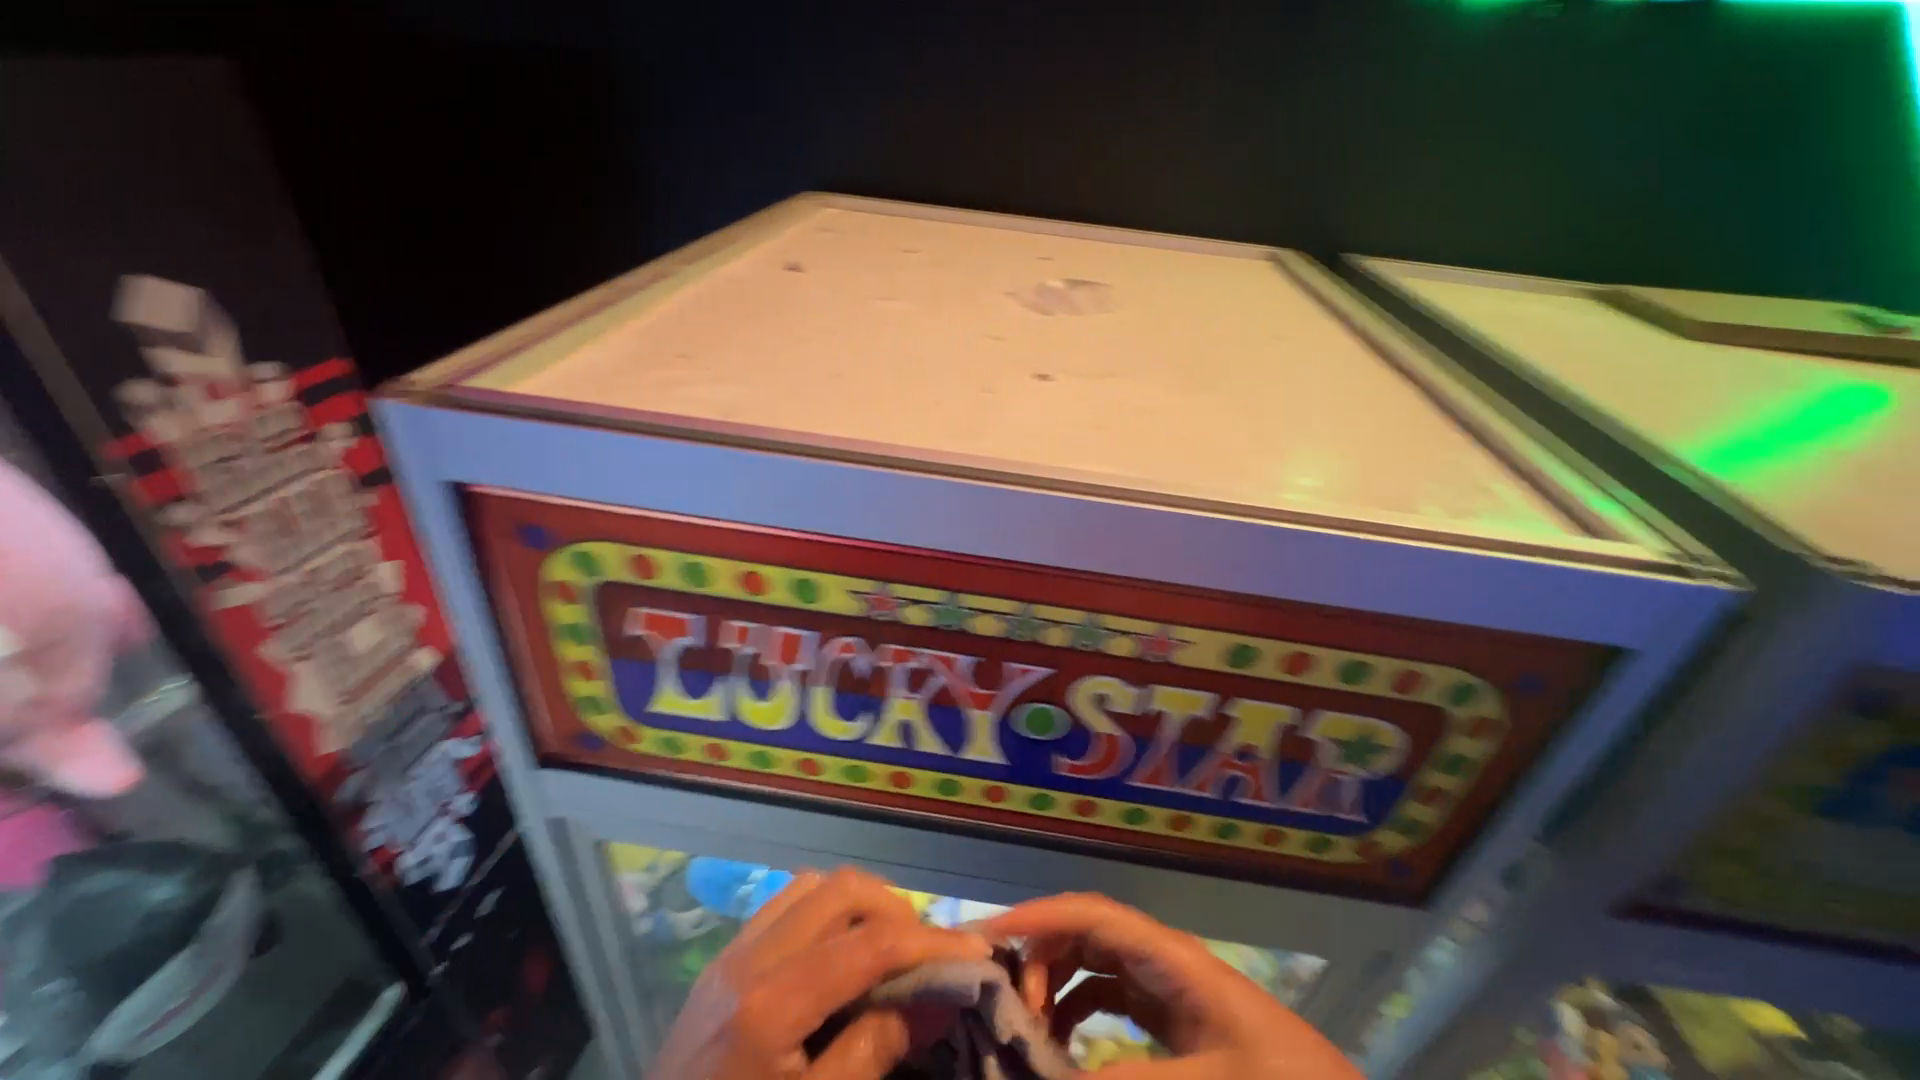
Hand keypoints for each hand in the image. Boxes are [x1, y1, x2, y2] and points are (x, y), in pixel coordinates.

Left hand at [650, 867, 990, 1079]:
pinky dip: (826, 913)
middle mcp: (749, 957)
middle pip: (840, 890)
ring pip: (811, 887)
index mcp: (771, 1003)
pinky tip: (840, 953)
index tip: (975, 952)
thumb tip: (935, 998)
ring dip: (860, 904)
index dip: (931, 942)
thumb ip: (874, 1049)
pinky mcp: (722, 960)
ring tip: (887, 948)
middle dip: (895, 910)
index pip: (869, 944)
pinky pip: (783, 906)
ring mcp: (730, 952)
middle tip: (925, 953)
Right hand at [986, 894, 1359, 1078]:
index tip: (988, 941)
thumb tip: (1051, 1071)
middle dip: (1038, 955)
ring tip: (1024, 1027)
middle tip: (999, 998)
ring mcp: (1166, 990)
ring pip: (1092, 964)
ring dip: (1054, 984)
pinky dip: (1075, 1011)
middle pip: (1085, 934)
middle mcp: (1163, 963)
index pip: (1094, 917)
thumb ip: (1132, 1079)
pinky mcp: (1170, 1019)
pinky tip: (1058, 1046)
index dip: (1039, 919)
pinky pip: (1107, 997)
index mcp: (1173, 961)